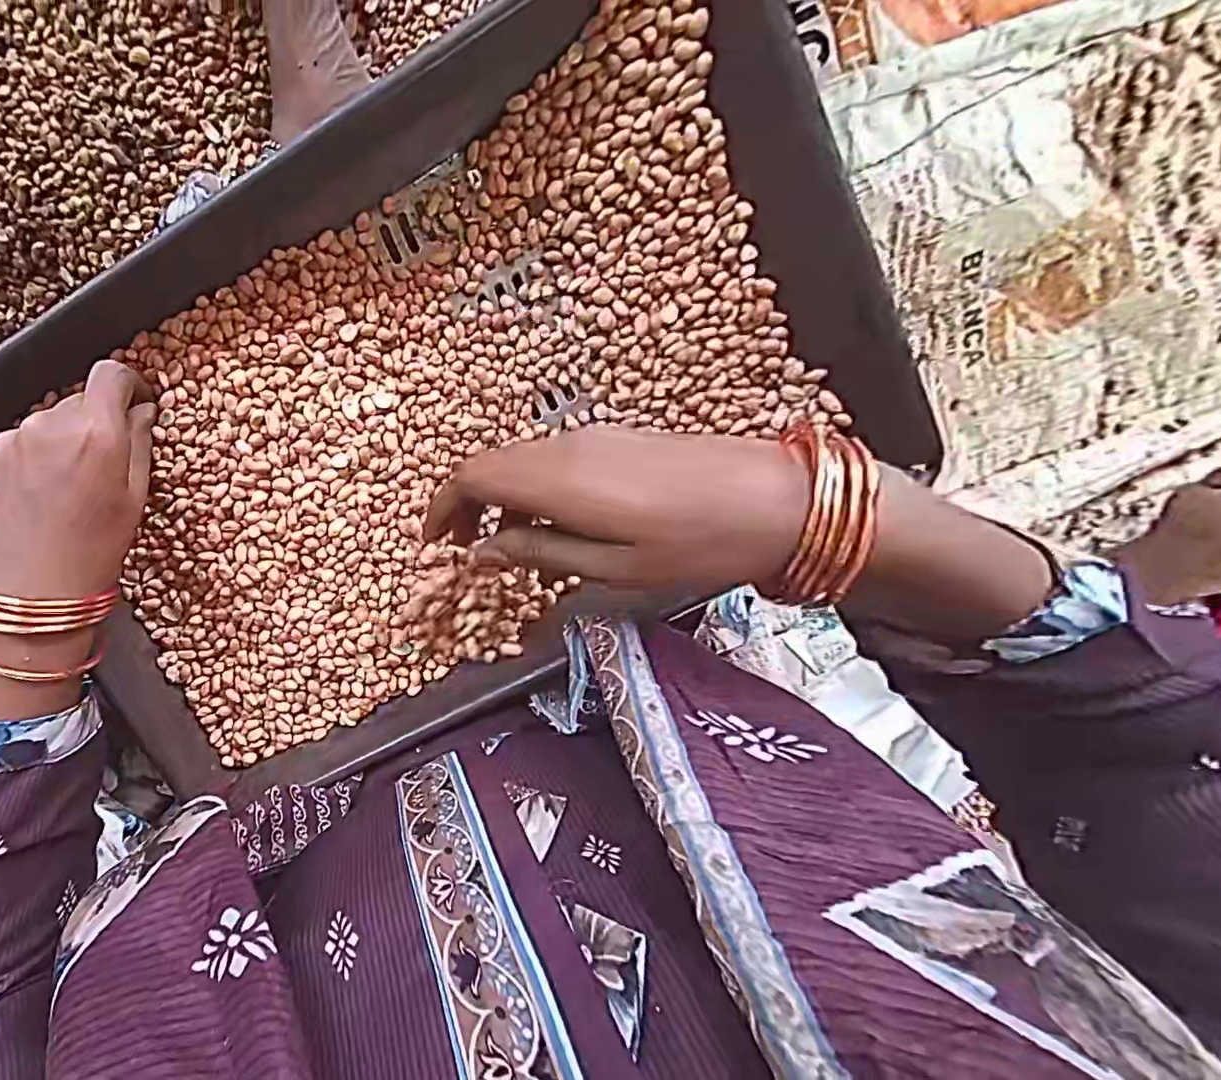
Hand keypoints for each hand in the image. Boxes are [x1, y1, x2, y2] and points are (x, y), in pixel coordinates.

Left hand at [0, 360, 155, 598]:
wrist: (34, 593)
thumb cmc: (95, 550)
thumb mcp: (135, 498)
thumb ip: (140, 442)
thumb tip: (142, 410)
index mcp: (96, 432)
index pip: (111, 373)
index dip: (129, 383)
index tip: (136, 401)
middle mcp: (51, 423)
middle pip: (82, 397)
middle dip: (99, 418)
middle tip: (107, 458)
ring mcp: (15, 437)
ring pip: (53, 417)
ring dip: (68, 435)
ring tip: (73, 480)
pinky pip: (26, 438)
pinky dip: (41, 451)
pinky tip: (46, 488)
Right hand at [425, 424, 1054, 643]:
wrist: (784, 499)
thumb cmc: (697, 545)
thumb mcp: (610, 567)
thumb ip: (535, 554)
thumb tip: (479, 554)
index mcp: (557, 479)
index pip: (471, 478)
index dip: (441, 509)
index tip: (436, 545)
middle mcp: (564, 447)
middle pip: (487, 464)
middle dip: (463, 505)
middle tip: (464, 550)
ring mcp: (590, 437)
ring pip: (517, 461)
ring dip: (497, 499)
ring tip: (508, 547)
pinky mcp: (612, 438)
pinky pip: (548, 459)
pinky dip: (529, 490)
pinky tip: (552, 524)